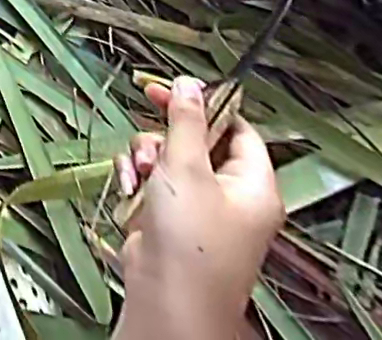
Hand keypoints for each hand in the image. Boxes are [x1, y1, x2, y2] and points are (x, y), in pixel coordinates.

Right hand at [114, 78, 282, 337]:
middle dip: (166, 131)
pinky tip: (129, 184)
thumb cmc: (189, 235)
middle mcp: (229, 194)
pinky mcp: (170, 217)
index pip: (236, 126)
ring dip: (147, 154)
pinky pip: (153, 179)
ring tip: (142, 170)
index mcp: (252, 183)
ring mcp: (198, 207)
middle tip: (149, 110)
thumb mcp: (187, 165)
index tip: (174, 88)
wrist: (166, 298)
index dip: (205, 103)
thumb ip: (185, 119)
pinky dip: (137, 176)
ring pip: (168, 156)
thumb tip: (190, 82)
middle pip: (196, 138)